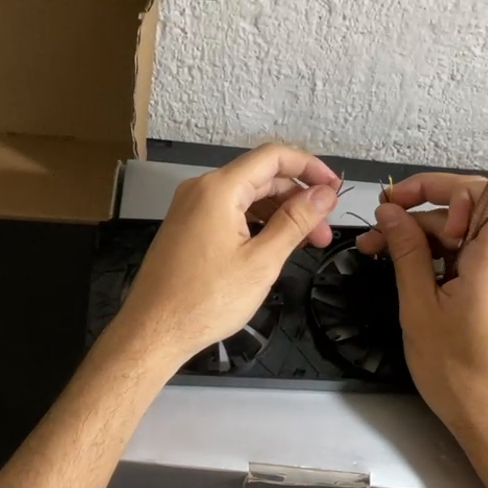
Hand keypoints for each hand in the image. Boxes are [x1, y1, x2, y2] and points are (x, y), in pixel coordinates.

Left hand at [112, 144, 339, 365]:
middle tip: (324, 231)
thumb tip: (324, 194)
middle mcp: (201, 189)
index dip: (309, 166)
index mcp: (218, 189)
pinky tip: (275, 246)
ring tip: (305, 245)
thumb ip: (295, 222)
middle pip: (261, 177)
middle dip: (298, 199)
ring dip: (279, 214)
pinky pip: (229, 212)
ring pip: (246, 197)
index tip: (335, 188)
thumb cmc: (205, 301)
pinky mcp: (187, 227)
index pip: (273, 156)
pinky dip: (256, 223)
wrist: (153, 331)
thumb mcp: (261, 261)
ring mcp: (191, 208)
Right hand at [366, 173, 487, 456]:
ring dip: (429, 238)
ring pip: (475, 236)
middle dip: (423, 215)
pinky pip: (481, 260)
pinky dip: (447, 259)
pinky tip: (414, 276)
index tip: (407, 200)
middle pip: (476, 212)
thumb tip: (390, 213)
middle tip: (377, 233)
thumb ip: (407, 252)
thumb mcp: (419, 308)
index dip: (452, 183)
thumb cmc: (461, 373)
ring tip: (382, 254)